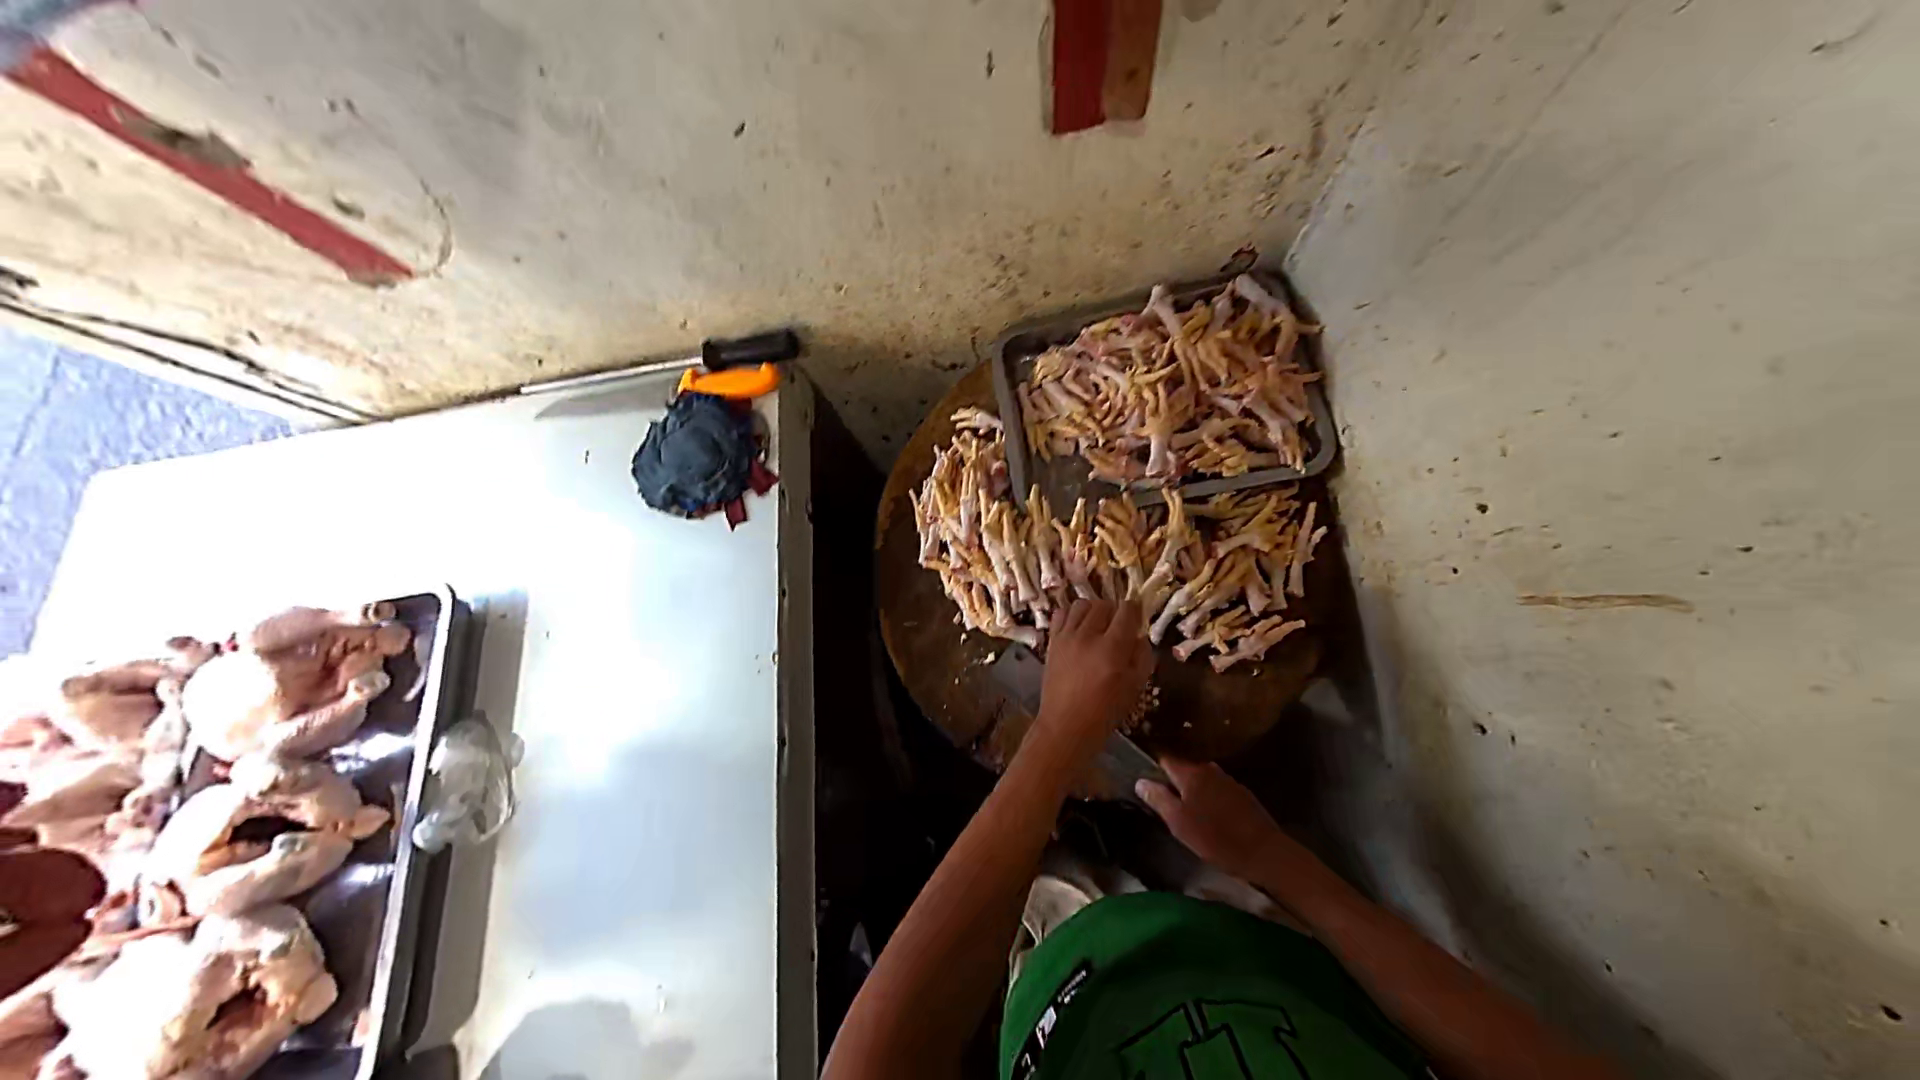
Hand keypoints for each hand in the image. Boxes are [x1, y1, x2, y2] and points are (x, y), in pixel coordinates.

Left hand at [1036, 599, 1152, 751]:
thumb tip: (1139, 635)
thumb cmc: (1106, 711)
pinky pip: (1060, 614)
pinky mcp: (1052, 641)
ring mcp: (1066, 637)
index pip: (1127, 611)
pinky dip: (1071, 616)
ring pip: (1081, 605)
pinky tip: (1077, 630)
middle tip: (1117, 628)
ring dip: (1093, 611)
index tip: (1137, 617)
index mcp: (1113, 648)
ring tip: (1097, 627)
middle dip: (1115, 612)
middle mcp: (1088, 636)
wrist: (1066, 724)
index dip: (1136, 610)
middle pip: (1104, 604)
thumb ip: (1142, 656)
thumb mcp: (1136, 686)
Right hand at [1135, 758, 1295, 883]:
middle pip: (1183, 768)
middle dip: (1172, 780)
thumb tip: (1141, 781)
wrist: (1265, 852)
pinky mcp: (1242, 794)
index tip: (1145, 780)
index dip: (1152, 768)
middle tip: (1164, 800)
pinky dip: (1209, 796)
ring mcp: (1228, 780)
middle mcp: (1209, 769)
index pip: (1164, 759)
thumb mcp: (1179, 822)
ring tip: (1186, 808)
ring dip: (1192, 790)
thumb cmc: (1215, 838)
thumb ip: (1158, 799)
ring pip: (1201, 779)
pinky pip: (1216, 788)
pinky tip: (1209, 814)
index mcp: (1190, 773)